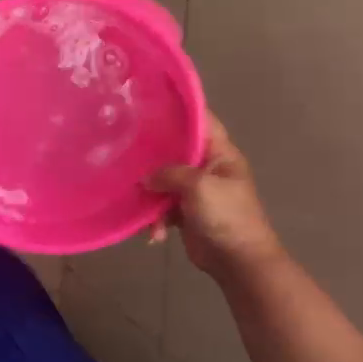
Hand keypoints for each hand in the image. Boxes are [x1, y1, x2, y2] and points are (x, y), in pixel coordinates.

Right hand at [146, 114, 283, 280]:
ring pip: (163, 180)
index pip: (202, 121)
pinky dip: (155, 218)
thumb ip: (169, 173)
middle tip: (125, 148)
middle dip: (153, 154)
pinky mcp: (185, 212)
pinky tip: (153, 232)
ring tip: (140, 204)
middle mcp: (208, 168)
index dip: (181, 109)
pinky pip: (162, 206)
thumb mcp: (198, 186)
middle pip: (175, 151)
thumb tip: (145, 178)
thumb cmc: (226, 216)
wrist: (237, 259)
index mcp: (221, 154)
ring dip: (151, 195)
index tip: (152, 102)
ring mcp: (196, 191)